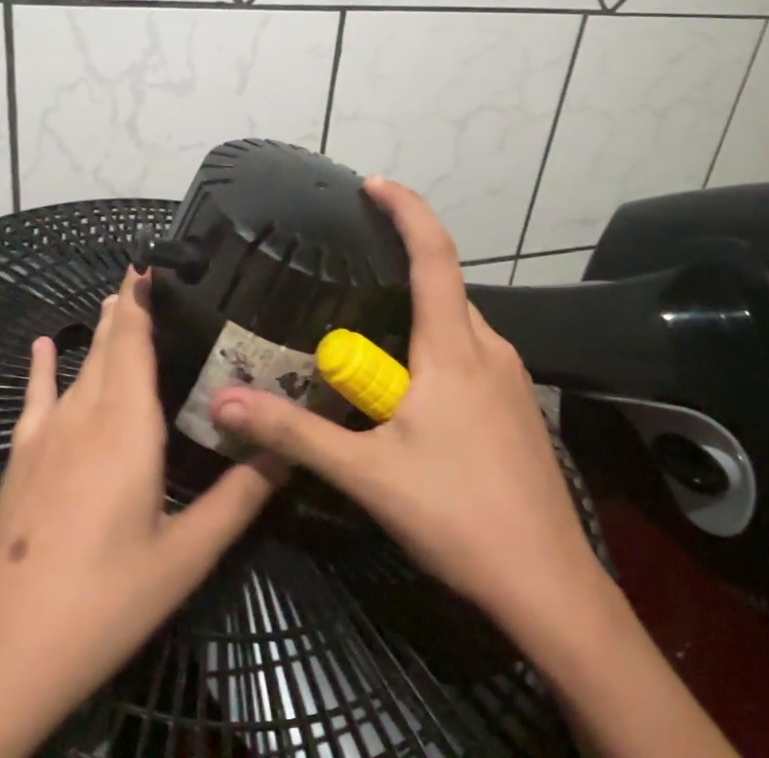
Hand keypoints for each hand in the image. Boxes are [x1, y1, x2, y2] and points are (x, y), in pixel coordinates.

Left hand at [0, 268, 283, 757]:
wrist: (1, 650)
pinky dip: (43, 368)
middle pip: (108, 347)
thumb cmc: (105, 601)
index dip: (143, 301)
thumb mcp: (187, 556)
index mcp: (127, 429)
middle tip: (146, 274)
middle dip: (126, 308)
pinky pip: (35, 398)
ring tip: (116, 300)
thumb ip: (239, 498)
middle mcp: (83, 417)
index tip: (153, 262)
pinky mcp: (19, 461)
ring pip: (78, 368)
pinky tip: (45, 346)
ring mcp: (43, 437)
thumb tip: (289, 451)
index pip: (137, 345)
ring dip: (100, 333)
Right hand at [208, 176, 603, 628]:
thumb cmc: (458, 515)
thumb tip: (222, 403)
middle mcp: (491, 352)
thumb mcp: (365, 474)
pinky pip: (472, 361)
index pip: (435, 255)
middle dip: (400, 274)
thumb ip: (292, 433)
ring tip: (365, 344)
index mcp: (456, 349)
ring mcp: (513, 383)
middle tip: (344, 279)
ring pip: (458, 330)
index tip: (373, 185)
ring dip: (416, 323)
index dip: (407, 210)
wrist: (547, 583)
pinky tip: (409, 398)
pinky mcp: (519, 413)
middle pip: (445, 290)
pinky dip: (436, 355)